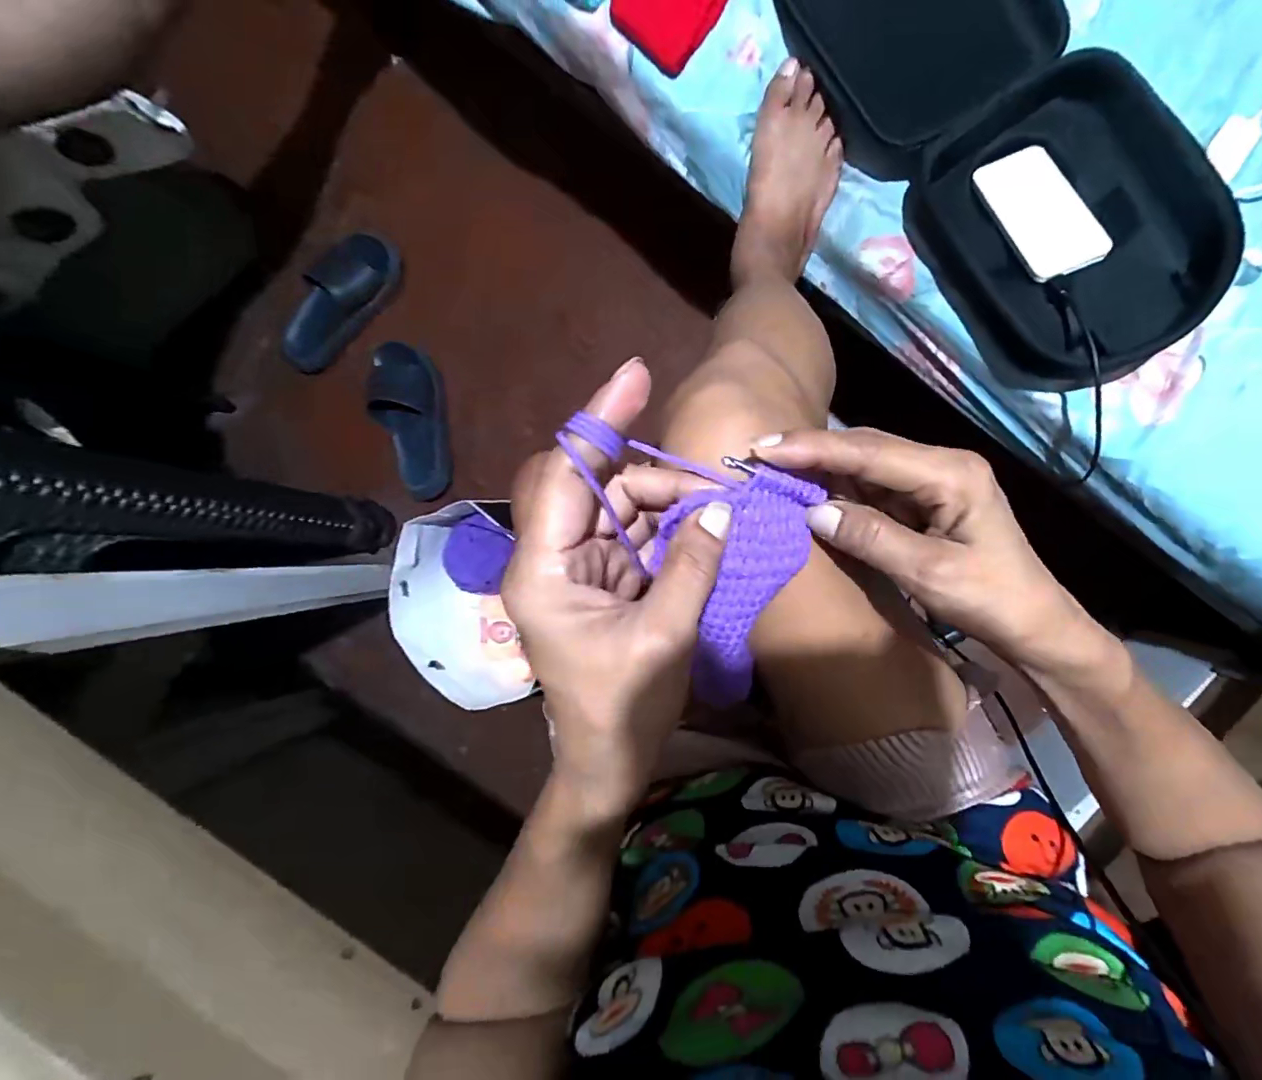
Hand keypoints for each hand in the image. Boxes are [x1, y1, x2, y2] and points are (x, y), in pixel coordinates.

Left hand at [502, 359, 731, 820]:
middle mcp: (551, 555)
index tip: (636, 374)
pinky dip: (665, 523)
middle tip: (709, 486)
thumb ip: (692, 566)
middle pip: (593, 483)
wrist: (606, 760)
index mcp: (543, 568)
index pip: (564, 473)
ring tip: (714, 511)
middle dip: (648, 474)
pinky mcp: (600, 576)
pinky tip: (699, 527)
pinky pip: (632, 530)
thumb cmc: (623, 709)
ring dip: (664, 500)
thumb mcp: (664, 637)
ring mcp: (576, 564)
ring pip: (616, 503)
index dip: (598, 421)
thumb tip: (719, 506)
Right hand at [752, 427, 1107, 674]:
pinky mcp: (925, 501)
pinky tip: (811, 490)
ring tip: (775, 468)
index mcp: (950, 474)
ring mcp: (933, 482)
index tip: (766, 449)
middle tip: (760, 454)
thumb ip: (871, 537)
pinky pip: (873, 488)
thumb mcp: (929, 572)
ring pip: (866, 465)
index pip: (869, 452)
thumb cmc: (990, 599)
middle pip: (866, 448)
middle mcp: (942, 465)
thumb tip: (812, 510)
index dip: (815, 448)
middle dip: (813, 450)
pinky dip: (840, 489)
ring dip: (823, 467)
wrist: (1033, 624)